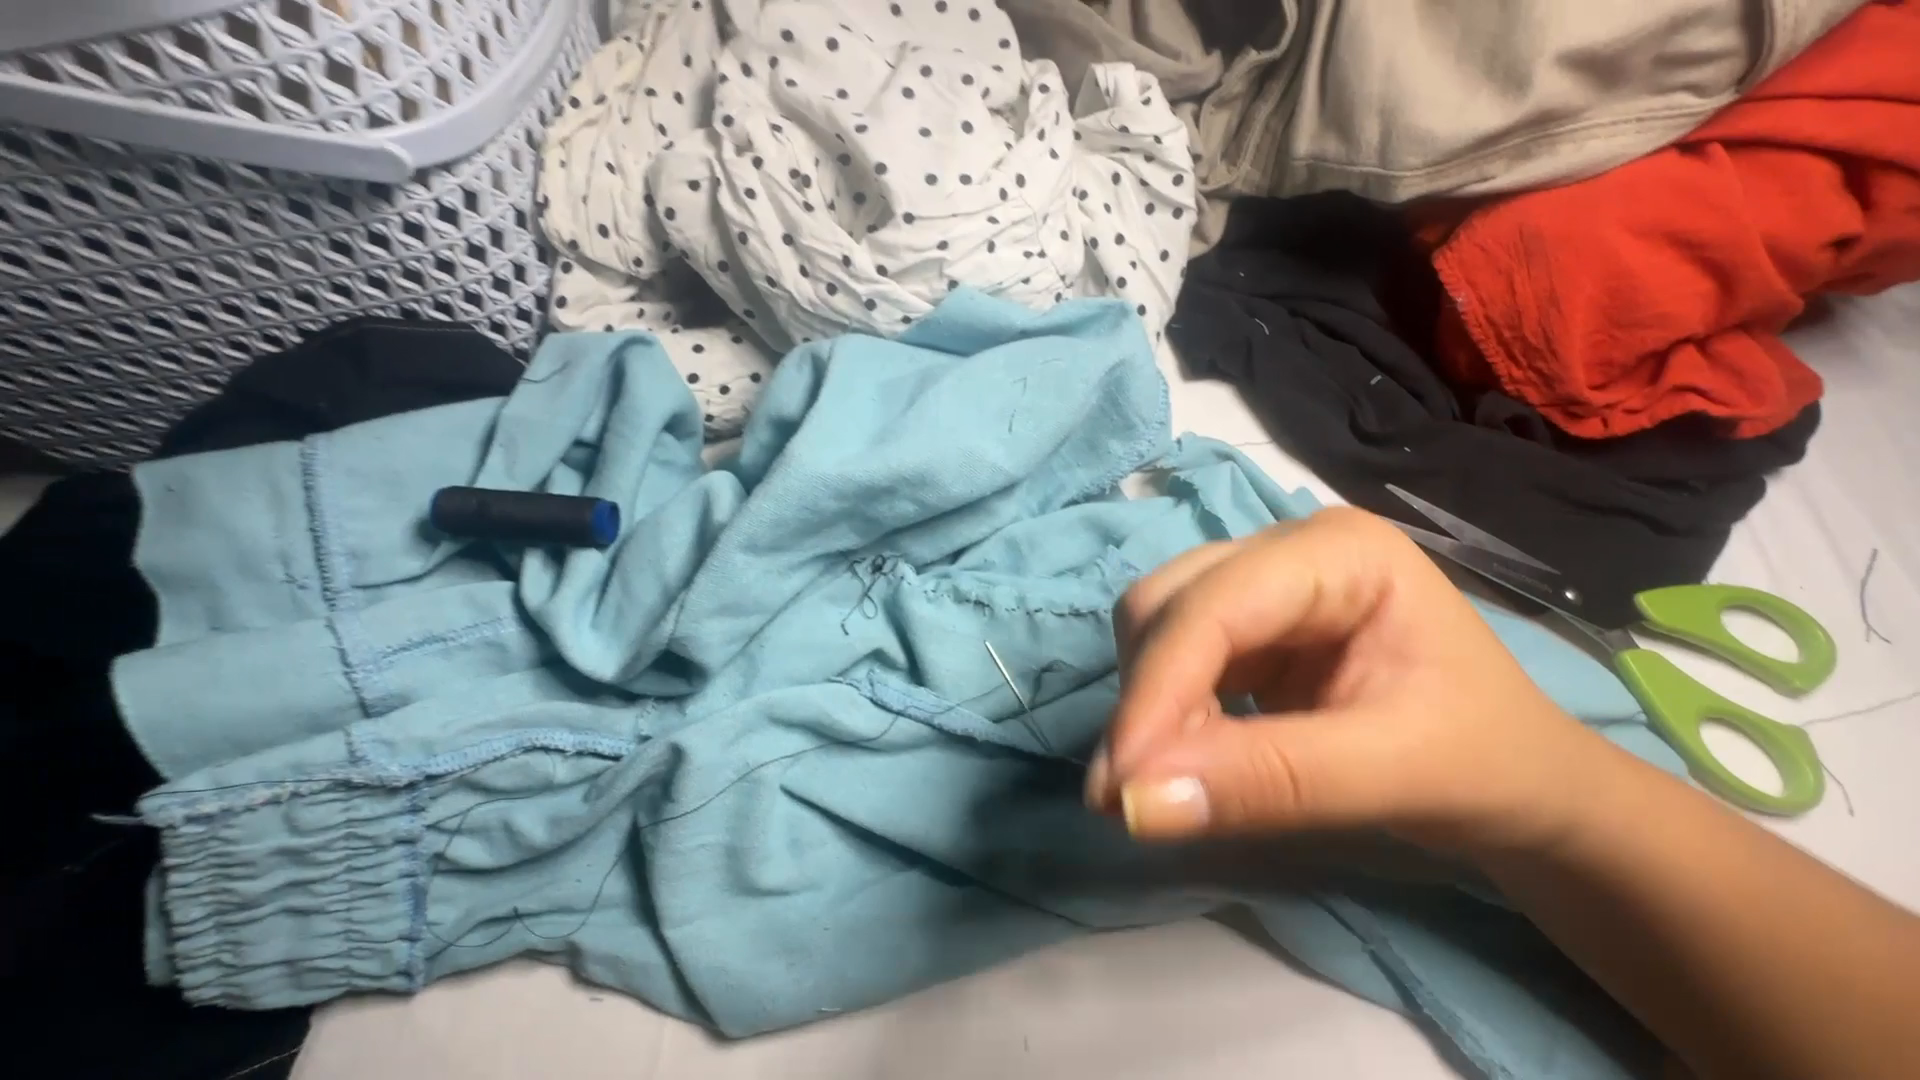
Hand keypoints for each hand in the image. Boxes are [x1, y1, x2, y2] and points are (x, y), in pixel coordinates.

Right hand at [1086, 507, 1622, 855]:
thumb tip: (1133, 803)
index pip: (1214, 606)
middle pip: (1165, 604)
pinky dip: (1161, 716)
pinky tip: (1184, 764)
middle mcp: (1285, 551)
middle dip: (1147, 699)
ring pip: (1153, 629)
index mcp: (1340, 551)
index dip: (1160, 689)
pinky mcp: (1244, 632)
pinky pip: (1169, 661)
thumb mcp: (1395, 774)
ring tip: (1168, 786)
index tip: (1121, 786)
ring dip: (1146, 710)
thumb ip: (1267, 782)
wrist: (1521, 784)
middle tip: (1141, 797)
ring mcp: (1260, 588)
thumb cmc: (1486, 764)